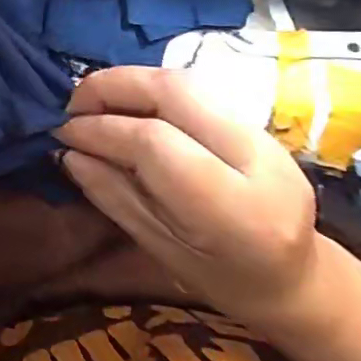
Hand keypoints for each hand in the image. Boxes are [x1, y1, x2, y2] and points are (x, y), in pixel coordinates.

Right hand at [53, 67, 320, 331]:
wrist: (297, 280)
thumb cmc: (221, 280)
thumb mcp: (158, 247)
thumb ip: (113, 194)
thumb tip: (68, 151)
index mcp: (233, 209)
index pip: (155, 142)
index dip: (99, 129)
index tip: (63, 134)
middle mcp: (257, 161)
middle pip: (175, 91)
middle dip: (111, 86)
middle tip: (73, 106)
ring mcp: (263, 136)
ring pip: (185, 81)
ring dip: (128, 83)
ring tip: (93, 104)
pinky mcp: (256, 124)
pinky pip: (193, 91)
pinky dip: (148, 91)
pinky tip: (124, 107)